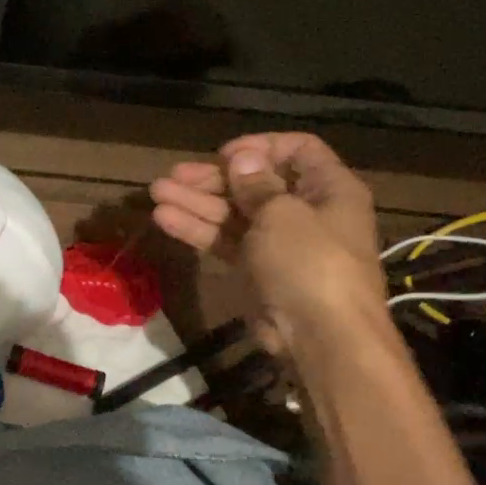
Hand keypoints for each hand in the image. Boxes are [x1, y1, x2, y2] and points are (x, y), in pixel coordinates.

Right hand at [150, 132, 383, 354]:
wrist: (320, 336)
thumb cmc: (310, 263)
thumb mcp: (282, 214)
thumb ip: (256, 184)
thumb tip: (243, 157)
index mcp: (329, 190)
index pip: (298, 151)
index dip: (259, 148)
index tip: (224, 155)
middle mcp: (305, 210)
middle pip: (255, 183)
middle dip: (213, 178)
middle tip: (173, 176)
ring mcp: (279, 241)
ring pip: (233, 212)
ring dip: (196, 201)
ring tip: (156, 193)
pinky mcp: (256, 268)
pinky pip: (225, 240)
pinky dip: (198, 229)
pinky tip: (165, 220)